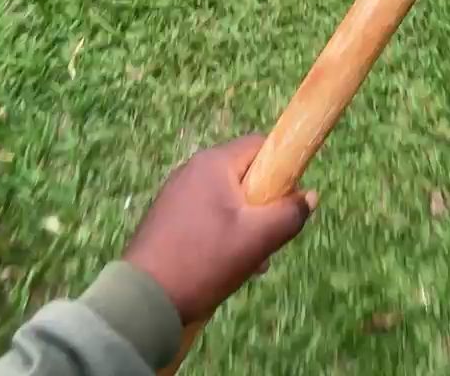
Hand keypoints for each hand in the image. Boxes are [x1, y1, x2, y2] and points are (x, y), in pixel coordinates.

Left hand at [123, 135, 315, 324]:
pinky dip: (220, 231)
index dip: (282, 170)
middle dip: (262, 203)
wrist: (140, 304)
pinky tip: (223, 263)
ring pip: (226, 197)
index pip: (262, 145)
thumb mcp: (257, 239)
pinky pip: (205, 213)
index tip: (286, 200)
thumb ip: (290, 213)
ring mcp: (175, 193)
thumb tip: (310, 196)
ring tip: (247, 259)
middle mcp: (193, 169)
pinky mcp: (164, 217)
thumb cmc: (204, 260)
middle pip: (245, 173)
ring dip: (244, 222)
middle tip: (267, 237)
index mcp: (214, 162)